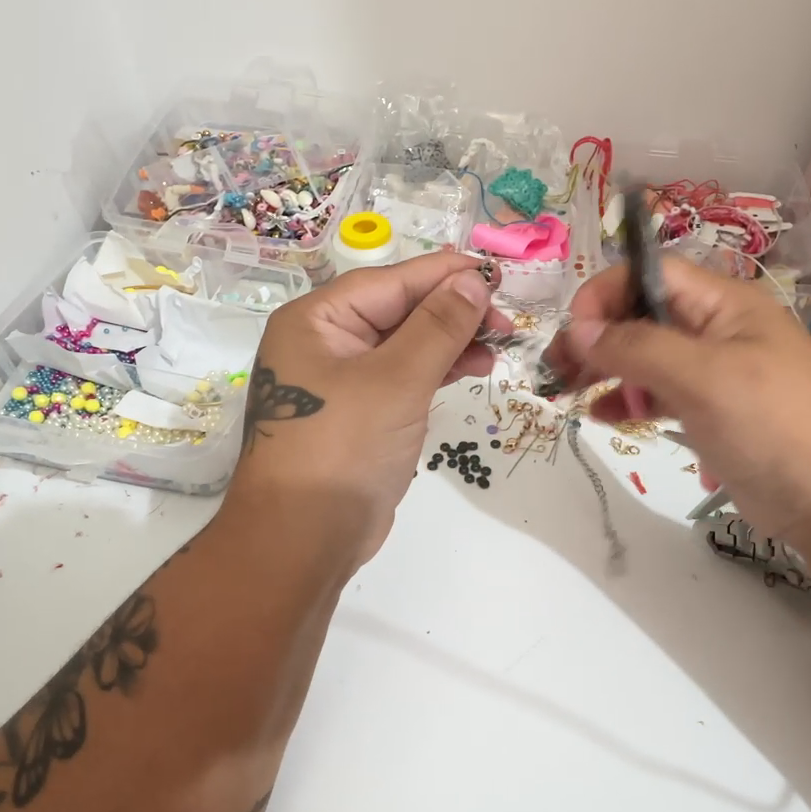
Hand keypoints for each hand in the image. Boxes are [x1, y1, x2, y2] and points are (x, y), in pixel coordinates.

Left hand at [225, 252, 508, 561]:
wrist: (305, 536)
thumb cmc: (344, 447)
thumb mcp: (397, 380)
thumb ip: (438, 327)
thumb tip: (473, 282)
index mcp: (318, 320)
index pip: (391, 281)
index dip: (445, 275)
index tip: (497, 274)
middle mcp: (325, 343)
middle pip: (398, 310)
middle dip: (453, 312)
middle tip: (505, 322)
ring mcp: (342, 381)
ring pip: (405, 345)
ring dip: (451, 342)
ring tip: (497, 349)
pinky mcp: (360, 415)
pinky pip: (403, 378)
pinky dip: (437, 372)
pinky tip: (471, 371)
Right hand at [545, 257, 810, 539]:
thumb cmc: (773, 427)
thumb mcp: (704, 379)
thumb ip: (638, 348)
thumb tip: (579, 330)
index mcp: (727, 305)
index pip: (654, 274)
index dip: (608, 293)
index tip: (573, 331)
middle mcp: (720, 331)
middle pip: (645, 315)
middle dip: (599, 335)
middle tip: (558, 368)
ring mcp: (718, 375)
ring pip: (649, 358)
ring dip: (609, 370)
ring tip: (573, 394)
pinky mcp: (714, 414)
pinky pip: (662, 396)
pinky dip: (631, 402)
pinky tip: (604, 416)